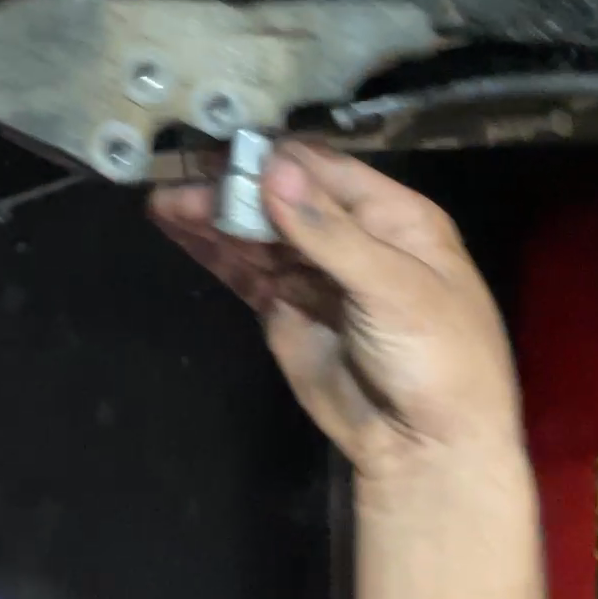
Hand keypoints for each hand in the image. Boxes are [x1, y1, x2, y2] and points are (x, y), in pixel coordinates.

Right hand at [149, 144, 522, 481]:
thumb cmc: (437, 360)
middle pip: (275, 196)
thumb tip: (272, 167)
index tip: (219, 149)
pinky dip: (203, 244)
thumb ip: (327, 231)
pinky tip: (170, 225)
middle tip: (178, 181)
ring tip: (161, 202)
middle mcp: (345, 234)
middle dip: (227, 187)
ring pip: (248, 227)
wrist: (422, 449)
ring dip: (206, 212)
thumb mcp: (393, 291)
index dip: (271, 157)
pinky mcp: (277, 299)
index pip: (321, 169)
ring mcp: (307, 268)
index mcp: (389, 218)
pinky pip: (235, 262)